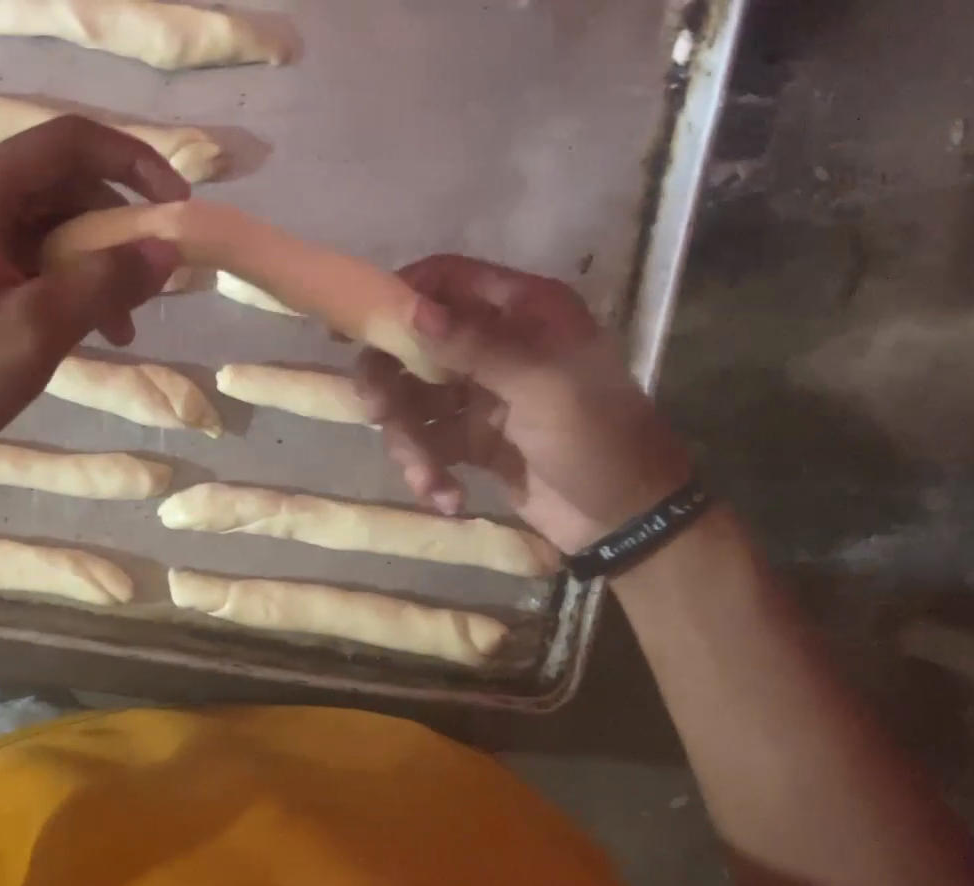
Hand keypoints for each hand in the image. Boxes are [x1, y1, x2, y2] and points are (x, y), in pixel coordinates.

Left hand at [0, 116, 186, 466]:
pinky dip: (65, 283)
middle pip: (61, 184)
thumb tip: (167, 251)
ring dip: (94, 265)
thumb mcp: (37, 330)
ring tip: (122, 325)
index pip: (69, 142)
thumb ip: (106, 282)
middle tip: (152, 279)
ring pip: (49, 225)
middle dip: (115, 228)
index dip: (132, 162)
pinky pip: (28, 256)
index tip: (176, 206)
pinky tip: (88, 328)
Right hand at [356, 255, 692, 552]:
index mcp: (521, 312)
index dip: (395, 298)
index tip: (350, 330)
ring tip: (429, 479)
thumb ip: (474, 345)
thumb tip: (412, 311)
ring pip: (410, 399)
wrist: (623, 517)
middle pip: (411, 345)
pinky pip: (424, 441)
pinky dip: (427, 470)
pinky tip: (446, 497)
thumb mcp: (539, 386)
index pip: (445, 281)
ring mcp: (478, 393)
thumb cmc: (595, 438)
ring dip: (409, 442)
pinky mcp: (468, 438)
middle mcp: (494, 344)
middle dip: (390, 383)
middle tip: (380, 414)